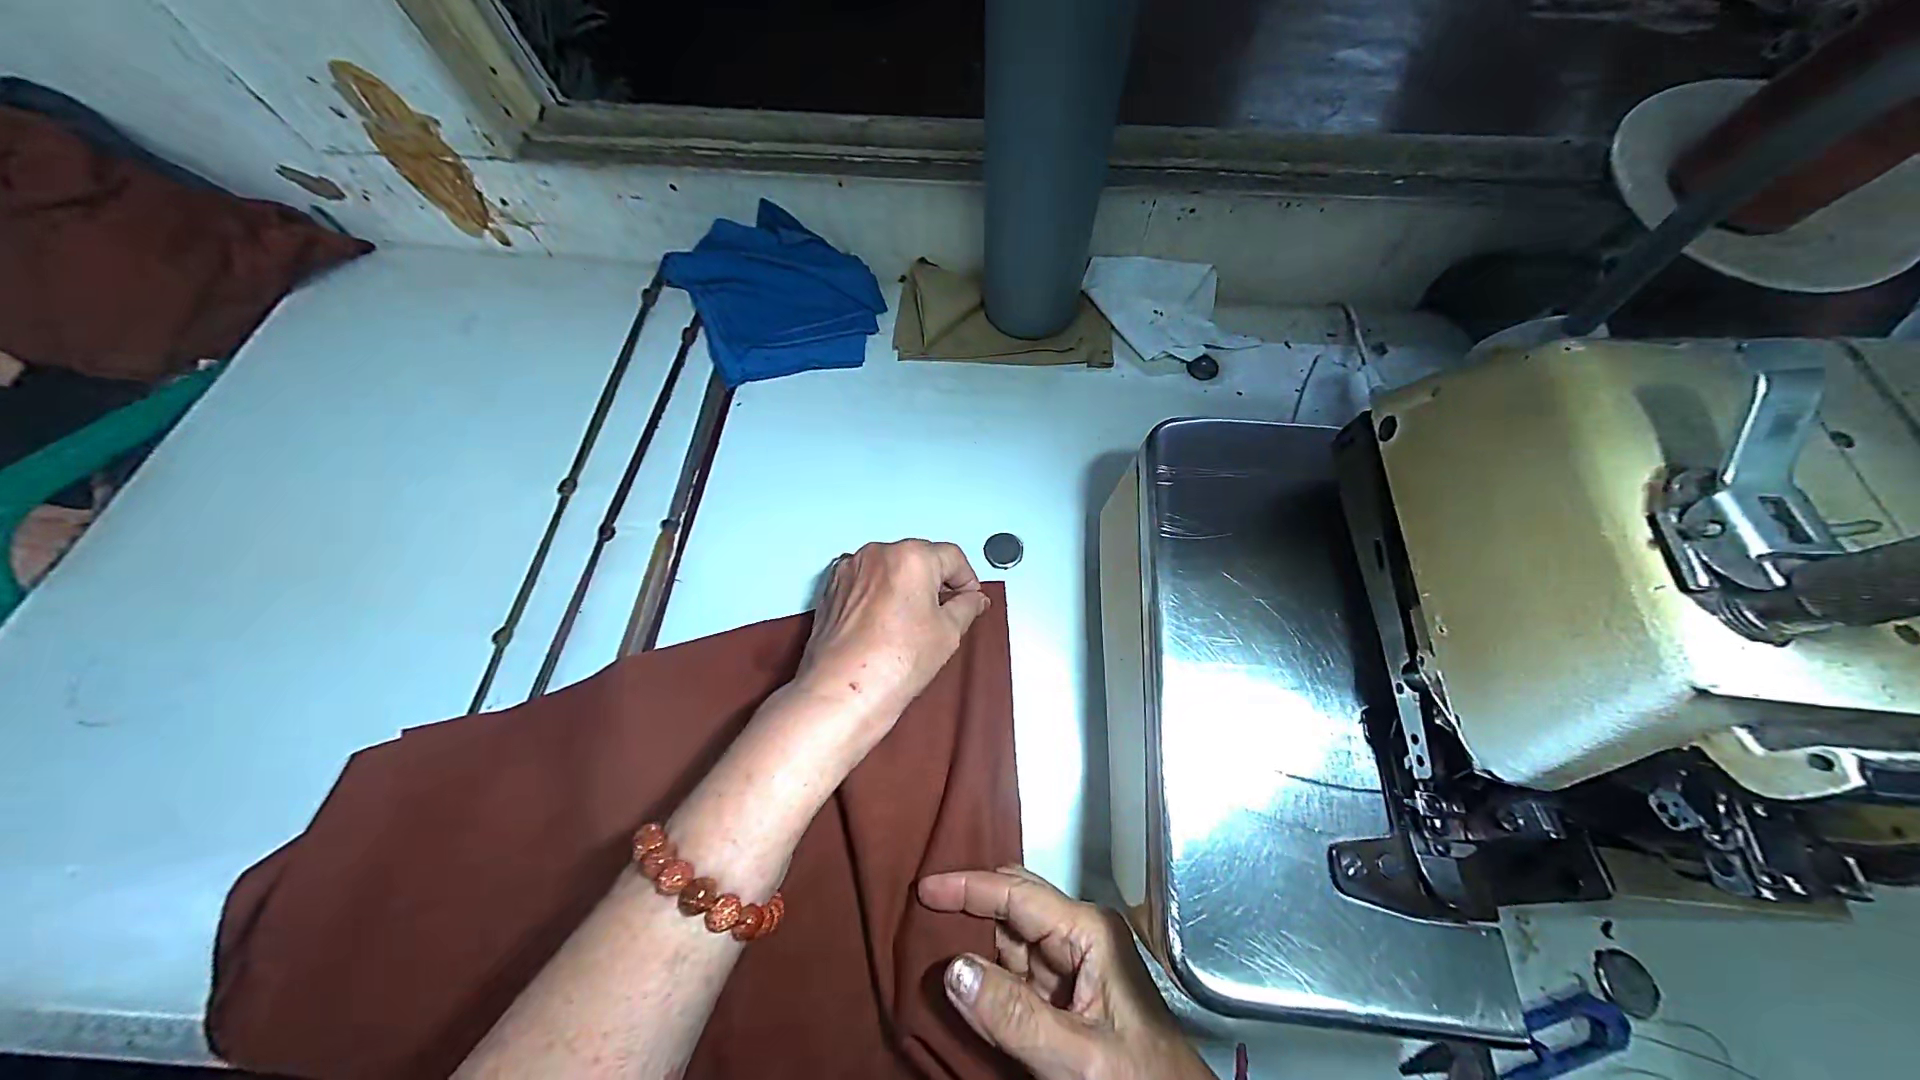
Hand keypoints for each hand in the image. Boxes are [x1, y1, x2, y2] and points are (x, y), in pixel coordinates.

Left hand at [791, 539, 990, 742]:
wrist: (843, 690)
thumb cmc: (888, 663)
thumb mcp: (948, 632)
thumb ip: (967, 606)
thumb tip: (972, 600)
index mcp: (910, 556)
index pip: (952, 556)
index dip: (967, 579)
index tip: (970, 597)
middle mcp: (876, 554)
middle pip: (919, 557)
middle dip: (936, 581)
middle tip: (947, 612)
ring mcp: (849, 569)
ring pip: (890, 568)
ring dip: (906, 587)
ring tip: (913, 624)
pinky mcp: (832, 587)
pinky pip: (866, 582)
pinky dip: (879, 595)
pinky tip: (887, 625)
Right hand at [917, 868, 1214, 1079]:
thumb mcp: (1078, 1057)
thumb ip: (1015, 1015)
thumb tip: (954, 969)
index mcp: (1088, 932)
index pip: (1016, 893)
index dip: (967, 887)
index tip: (924, 889)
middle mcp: (1079, 936)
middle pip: (1012, 906)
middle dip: (969, 908)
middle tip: (920, 914)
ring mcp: (1072, 965)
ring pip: (1010, 939)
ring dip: (973, 944)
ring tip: (929, 943)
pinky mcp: (1064, 996)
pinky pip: (1015, 974)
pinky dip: (986, 977)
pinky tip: (961, 981)